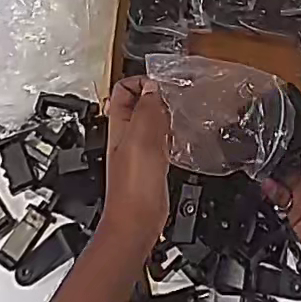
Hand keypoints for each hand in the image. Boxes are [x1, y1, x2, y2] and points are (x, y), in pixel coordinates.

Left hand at [100, 77, 169, 249]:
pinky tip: (181, 135)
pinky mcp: (152, 162)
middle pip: (139, 101)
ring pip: (152, 119)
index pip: (124, 88)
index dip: (142, 80)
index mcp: (119, 124)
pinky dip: (172, 132)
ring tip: (180, 110)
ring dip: (166, 112)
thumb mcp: (142, 137)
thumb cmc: (134, 186)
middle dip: (157, 94)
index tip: (163, 82)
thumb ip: (147, 108)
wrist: (137, 220)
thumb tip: (153, 85)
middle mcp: (127, 134)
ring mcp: (139, 148)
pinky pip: (163, 138)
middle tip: (175, 94)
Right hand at [261, 138, 300, 282]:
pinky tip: (268, 184)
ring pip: (287, 175)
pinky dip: (272, 189)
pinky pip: (280, 197)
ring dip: (278, 168)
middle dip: (289, 151)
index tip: (296, 129)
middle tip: (276, 144)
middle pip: (300, 159)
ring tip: (268, 162)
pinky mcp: (295, 212)